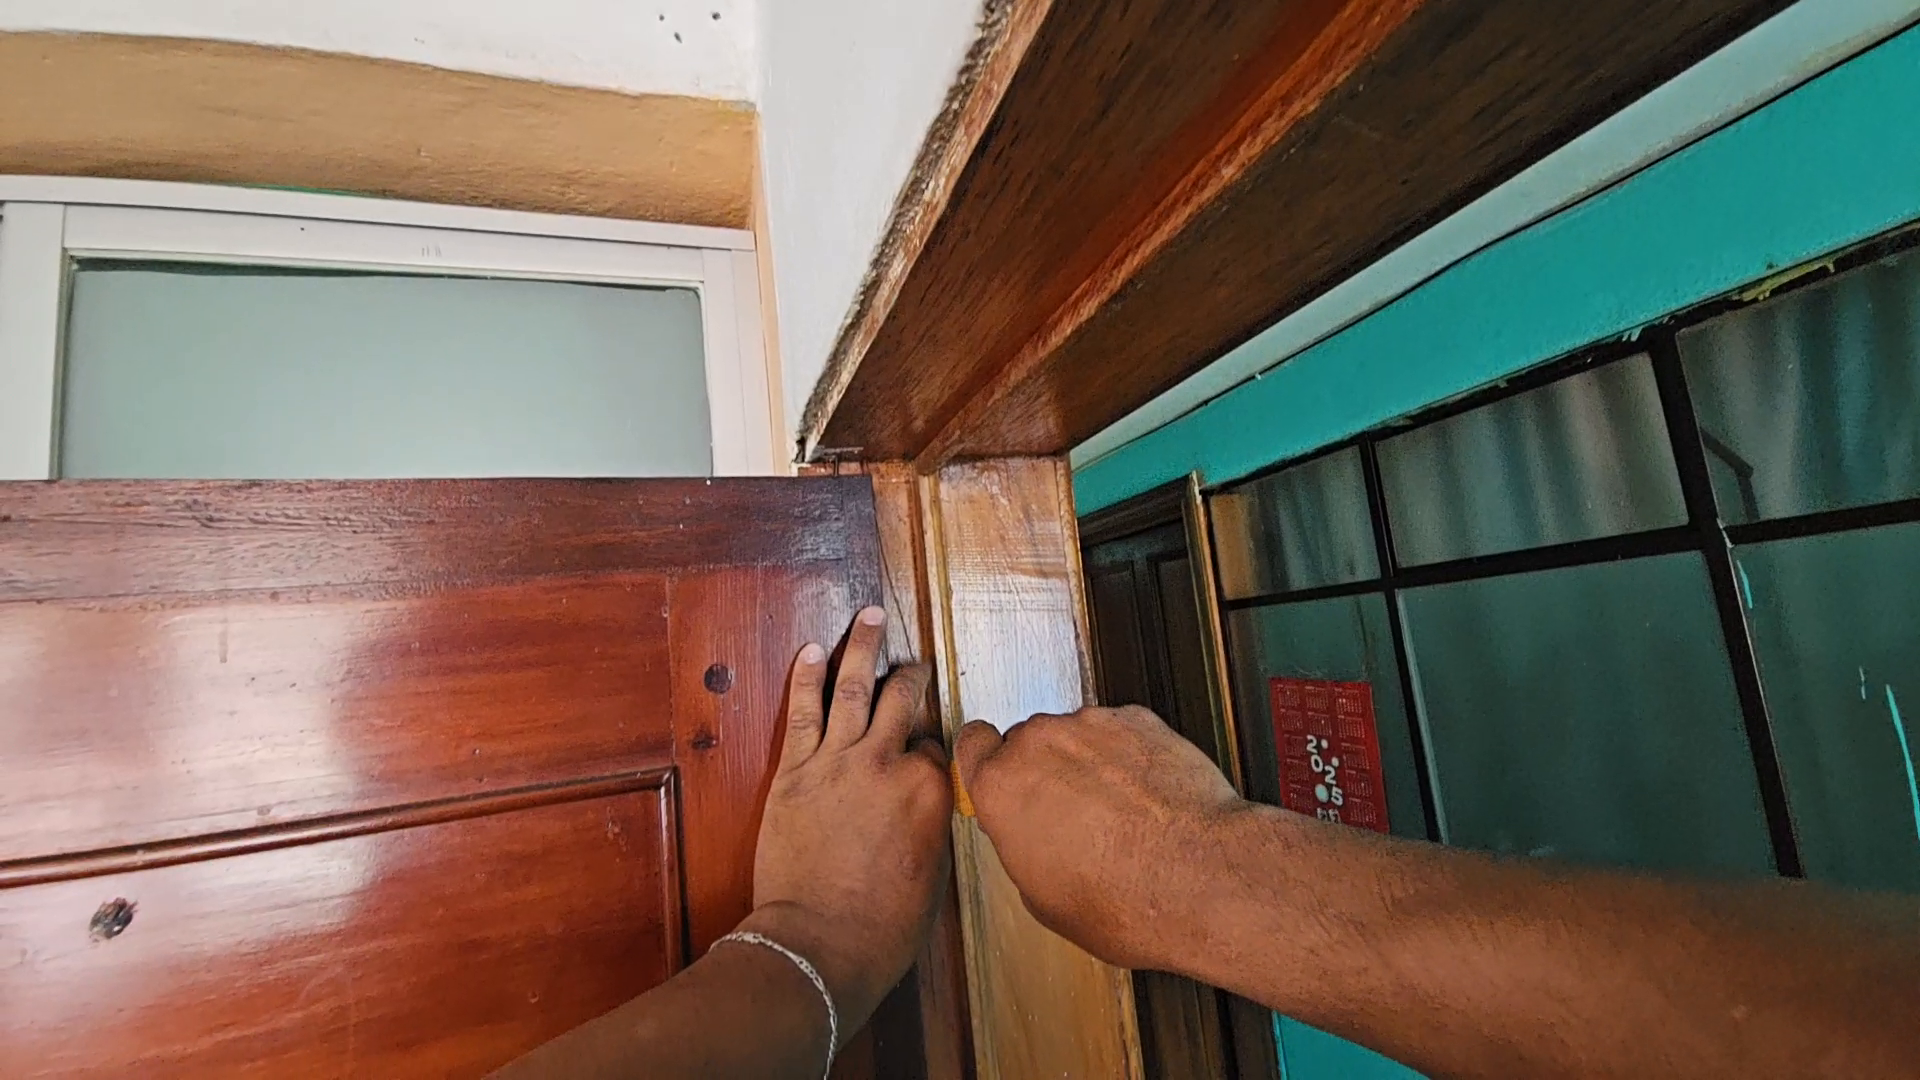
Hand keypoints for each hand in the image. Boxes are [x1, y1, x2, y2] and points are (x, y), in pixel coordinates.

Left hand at [744, 607, 953, 1036]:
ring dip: (862, 647)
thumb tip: (927, 795)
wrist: (819, 946)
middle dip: (910, 675)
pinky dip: (807, 678)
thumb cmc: (885, 924)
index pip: (935, 745)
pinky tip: (813, 649)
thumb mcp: (934, 870)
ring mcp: (838, 762)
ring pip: (853, 690)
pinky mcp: (795, 771)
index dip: (930, 743)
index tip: (925, 744)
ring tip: (868, 614)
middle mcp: (887, 763)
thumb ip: (932, 817)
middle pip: (902, 701)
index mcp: (929, 788)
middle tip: (913, 659)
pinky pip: (802, 714)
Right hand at [954, 705, 1248, 972]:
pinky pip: (1118, 731)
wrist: (1201, 878)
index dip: (985, 759)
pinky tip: (1147, 796)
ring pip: (1074, 736)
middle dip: (1044, 770)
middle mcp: (1037, 743)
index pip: (971, 743)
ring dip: (1088, 763)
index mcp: (1002, 787)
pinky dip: (1127, 756)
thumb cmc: (1125, 899)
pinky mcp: (1133, 717)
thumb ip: (1020, 844)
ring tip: (1120, 811)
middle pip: (1026, 742)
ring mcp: (1087, 724)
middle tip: (1071, 812)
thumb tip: (1030, 834)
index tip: (997, 771)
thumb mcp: (1044, 899)